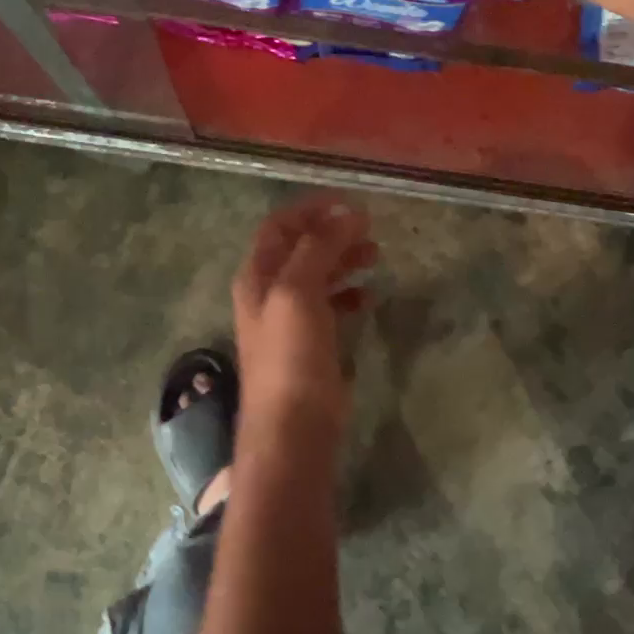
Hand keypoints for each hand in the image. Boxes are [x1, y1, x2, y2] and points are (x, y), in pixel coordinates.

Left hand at [230, 192, 377, 428]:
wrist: (292, 431)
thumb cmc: (290, 357)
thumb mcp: (299, 292)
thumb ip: (318, 248)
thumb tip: (346, 213)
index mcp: (258, 276)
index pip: (280, 226)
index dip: (311, 209)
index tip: (350, 202)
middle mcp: (268, 295)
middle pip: (299, 249)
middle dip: (332, 233)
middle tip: (370, 229)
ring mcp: (288, 323)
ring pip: (316, 277)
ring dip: (343, 261)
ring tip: (375, 256)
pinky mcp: (309, 348)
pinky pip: (328, 308)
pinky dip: (347, 295)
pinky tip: (368, 298)